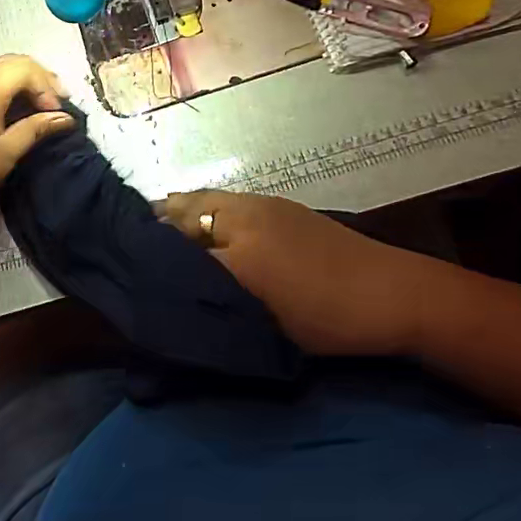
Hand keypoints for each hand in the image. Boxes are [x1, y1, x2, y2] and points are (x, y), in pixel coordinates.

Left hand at [0, 55, 75, 216]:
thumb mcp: (7, 153)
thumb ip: (36, 129)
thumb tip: (64, 118)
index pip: (25, 69)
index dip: (46, 87)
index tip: (56, 114)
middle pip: (12, 62)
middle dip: (39, 77)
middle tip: (56, 101)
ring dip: (23, 81)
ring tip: (41, 104)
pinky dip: (8, 87)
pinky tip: (17, 108)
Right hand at [157, 190, 419, 357]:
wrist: (393, 294)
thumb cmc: (326, 312)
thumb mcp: (261, 316)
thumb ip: (214, 296)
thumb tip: (175, 292)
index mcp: (236, 236)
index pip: (174, 232)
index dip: (147, 246)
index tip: (127, 263)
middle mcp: (246, 212)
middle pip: (187, 208)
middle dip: (159, 224)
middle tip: (141, 252)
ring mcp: (267, 207)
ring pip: (210, 204)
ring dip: (186, 219)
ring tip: (170, 246)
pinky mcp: (285, 211)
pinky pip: (232, 207)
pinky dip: (212, 217)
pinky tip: (213, 241)